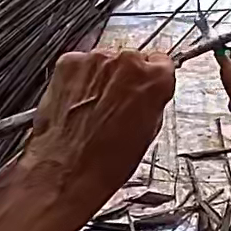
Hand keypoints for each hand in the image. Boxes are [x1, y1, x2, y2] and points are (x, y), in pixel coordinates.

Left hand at [0, 48, 173, 230]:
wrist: (68, 170)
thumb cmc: (107, 160)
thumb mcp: (149, 132)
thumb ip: (152, 103)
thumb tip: (147, 97)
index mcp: (154, 79)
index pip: (162, 63)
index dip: (152, 80)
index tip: (145, 90)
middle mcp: (126, 62)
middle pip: (132, 60)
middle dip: (125, 80)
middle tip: (118, 106)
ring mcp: (95, 60)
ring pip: (104, 62)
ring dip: (101, 79)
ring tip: (95, 110)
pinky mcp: (68, 64)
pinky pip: (80, 66)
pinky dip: (79, 80)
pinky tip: (79, 105)